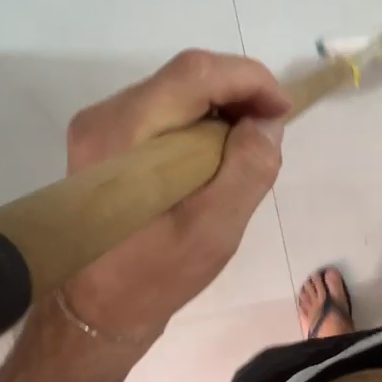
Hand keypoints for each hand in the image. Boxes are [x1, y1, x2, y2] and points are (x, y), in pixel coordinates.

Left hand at [57, 50, 289, 342]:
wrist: (98, 307)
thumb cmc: (157, 274)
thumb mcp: (214, 229)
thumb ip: (248, 169)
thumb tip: (266, 122)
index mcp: (125, 133)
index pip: (196, 73)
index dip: (250, 80)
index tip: (283, 112)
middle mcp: (106, 116)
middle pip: (187, 76)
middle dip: (240, 94)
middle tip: (270, 133)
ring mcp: (102, 125)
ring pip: (178, 90)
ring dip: (223, 109)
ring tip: (249, 148)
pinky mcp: (108, 139)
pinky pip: (166, 111)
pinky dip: (202, 123)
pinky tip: (217, 156)